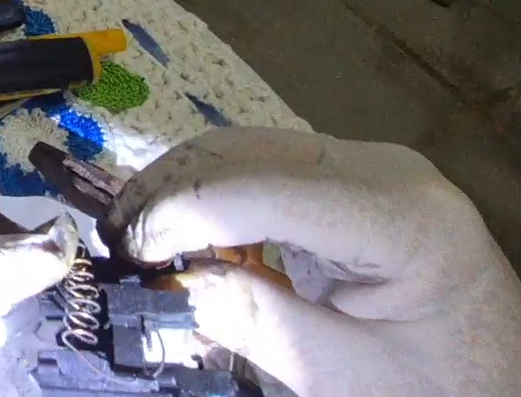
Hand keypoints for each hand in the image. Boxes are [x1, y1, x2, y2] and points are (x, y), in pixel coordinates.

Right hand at [102, 128, 520, 396]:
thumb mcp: (349, 380)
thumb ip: (253, 320)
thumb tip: (158, 280)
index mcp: (404, 217)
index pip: (257, 188)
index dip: (179, 213)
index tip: (127, 252)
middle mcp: (383, 166)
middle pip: (241, 152)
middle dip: (167, 190)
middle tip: (116, 238)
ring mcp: (366, 162)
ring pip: (238, 147)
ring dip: (178, 183)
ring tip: (136, 227)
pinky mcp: (347, 173)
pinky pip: (256, 162)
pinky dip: (207, 188)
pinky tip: (180, 221)